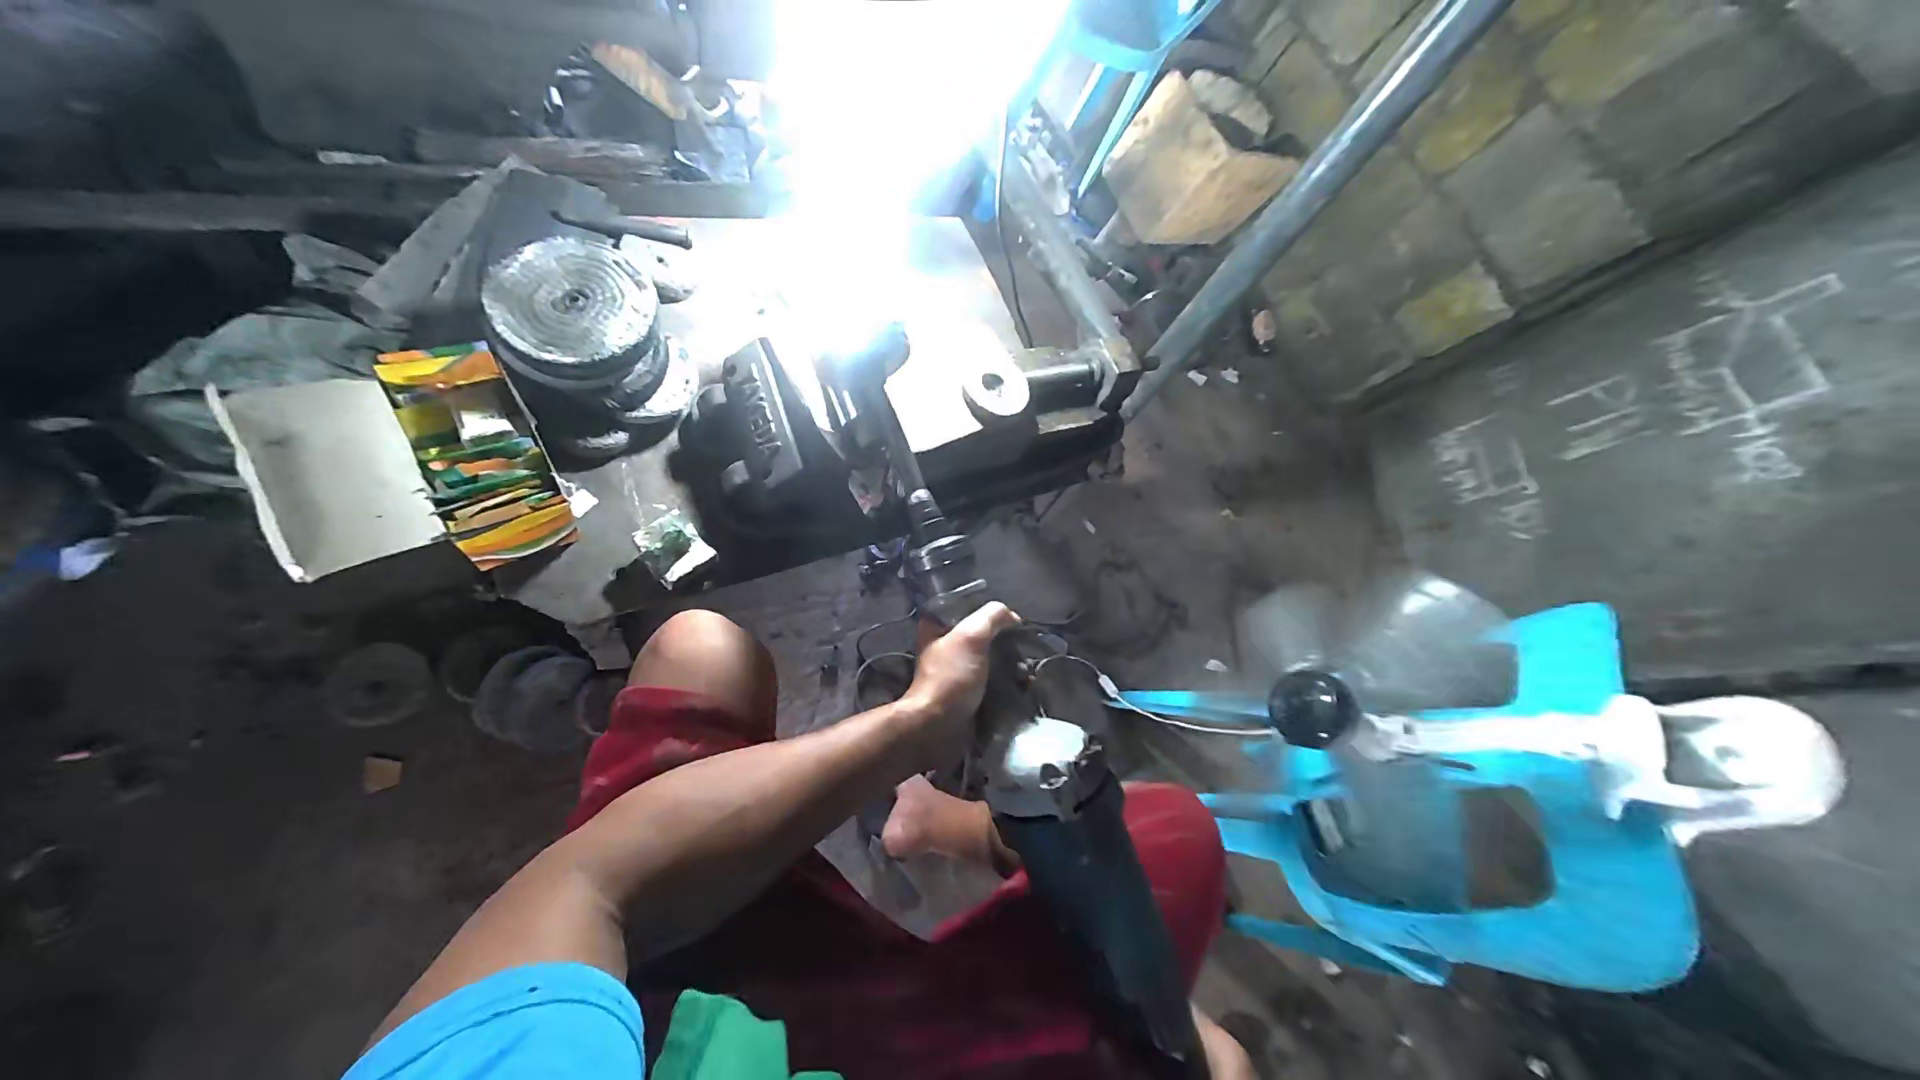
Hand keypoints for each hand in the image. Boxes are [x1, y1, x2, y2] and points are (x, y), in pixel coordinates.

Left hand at [897, 602, 1020, 770]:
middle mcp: (945, 649)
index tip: (1009, 616)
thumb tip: (1013, 617)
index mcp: (936, 629)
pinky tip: (1026, 684)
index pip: (964, 608)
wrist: (938, 728)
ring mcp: (957, 674)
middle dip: (1004, 639)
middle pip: (981, 636)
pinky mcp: (969, 697)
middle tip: (1025, 643)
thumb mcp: (971, 635)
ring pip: (990, 661)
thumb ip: (992, 617)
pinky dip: (1010, 684)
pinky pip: (994, 684)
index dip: (986, 610)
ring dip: (1011, 664)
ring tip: (1029, 668)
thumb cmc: (951, 677)